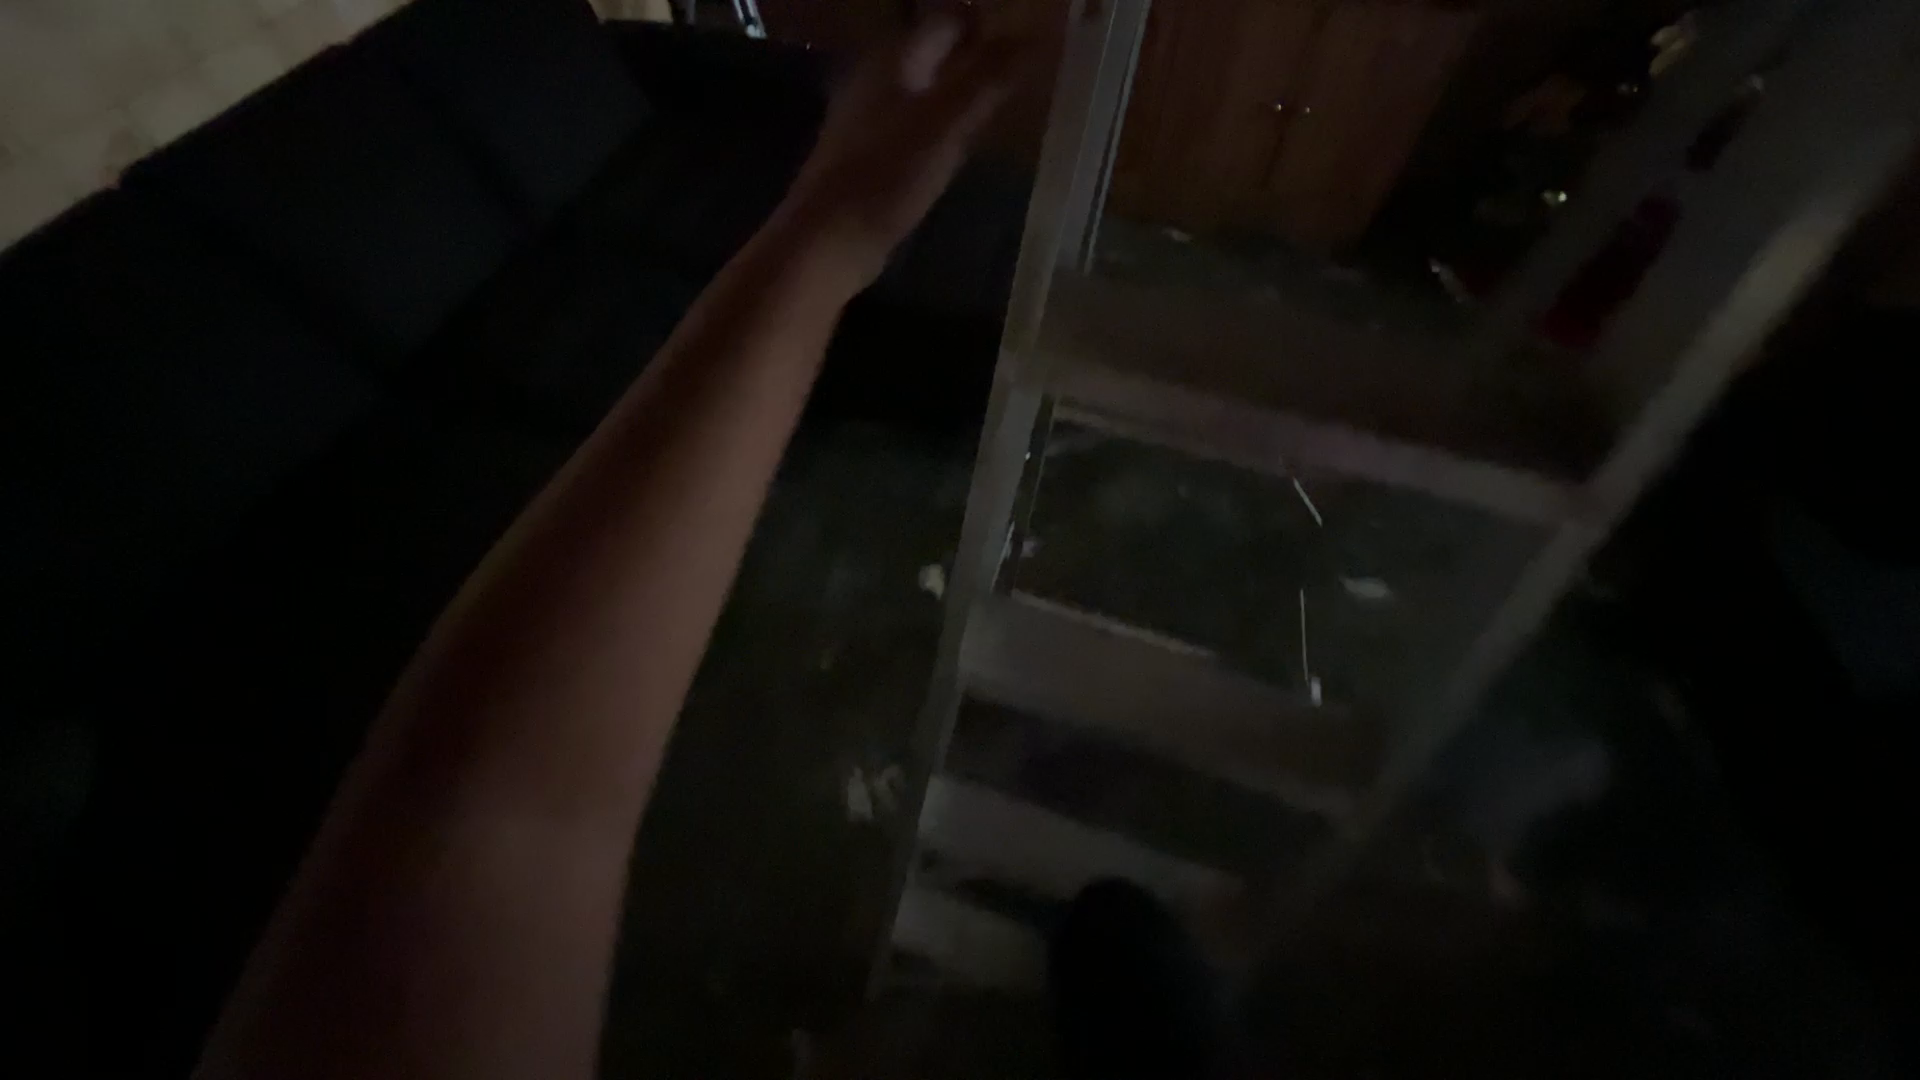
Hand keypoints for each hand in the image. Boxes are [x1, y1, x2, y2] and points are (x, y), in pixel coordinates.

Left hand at [776, 14, 1024, 288]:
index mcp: (895, 56)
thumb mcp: (947, 125)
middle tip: (1027, 69)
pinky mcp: (870, 158)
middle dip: (979, 55)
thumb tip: (1045, 31)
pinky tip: (962, 145)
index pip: (952, 20)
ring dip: (962, 92)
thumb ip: (992, 77)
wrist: (829, 240)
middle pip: (937, 53)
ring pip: (926, 90)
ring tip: (1006, 103)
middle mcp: (879, 77)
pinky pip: (915, 127)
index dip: (991, 23)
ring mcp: (870, 118)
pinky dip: (943, 126)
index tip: (1033, 34)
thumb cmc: (886, 177)